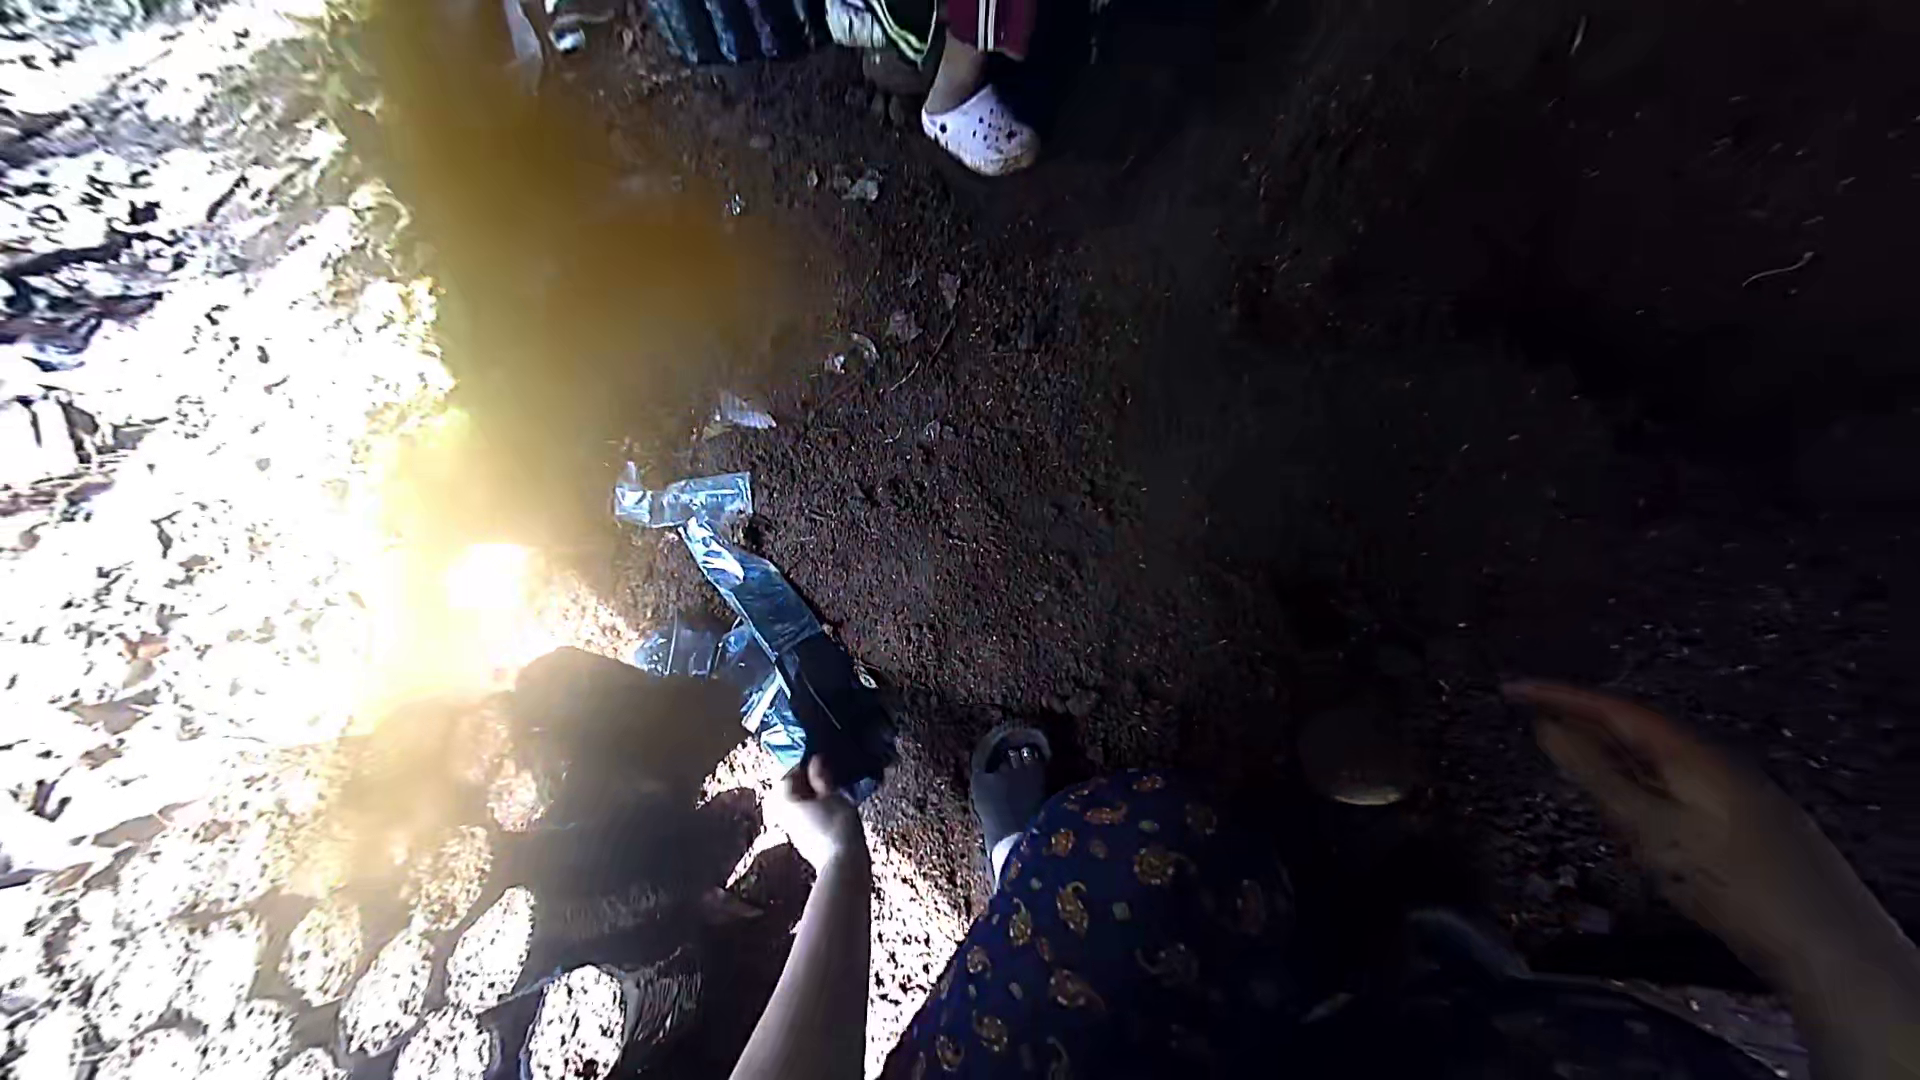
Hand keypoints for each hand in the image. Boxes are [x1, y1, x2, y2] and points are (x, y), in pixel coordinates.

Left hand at [771, 755, 866, 872]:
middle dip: (805, 781)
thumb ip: (820, 777)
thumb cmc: (837, 824)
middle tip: (824, 774)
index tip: (818, 760)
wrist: (843, 862)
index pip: (787, 777)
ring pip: (798, 806)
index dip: (802, 765)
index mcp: (787, 802)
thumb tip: (814, 761)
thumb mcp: (832, 794)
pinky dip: (814, 809)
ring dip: (810, 795)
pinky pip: (805, 818)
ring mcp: (793, 831)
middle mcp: (785, 816)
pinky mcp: (804, 841)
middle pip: (790, 792)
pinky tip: (831, 809)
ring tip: (830, 790)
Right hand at [1508, 680, 1919, 1079]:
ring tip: (1571, 776)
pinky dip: (1633, 791)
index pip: (1615, 709)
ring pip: (1653, 765)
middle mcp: (1719, 768)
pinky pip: (1671, 792)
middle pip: (1636, 733)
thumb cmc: (1731, 883)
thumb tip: (1546, 726)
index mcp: (1696, 758)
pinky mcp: (1744, 829)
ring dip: (1606, 764)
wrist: (1837, 959)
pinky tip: (1623, 818)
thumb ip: (1593, 773)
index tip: (1512, 688)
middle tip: (1530, 724)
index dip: (1559, 695)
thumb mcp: (1648, 825)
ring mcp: (1737, 799)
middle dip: (1580, 727)